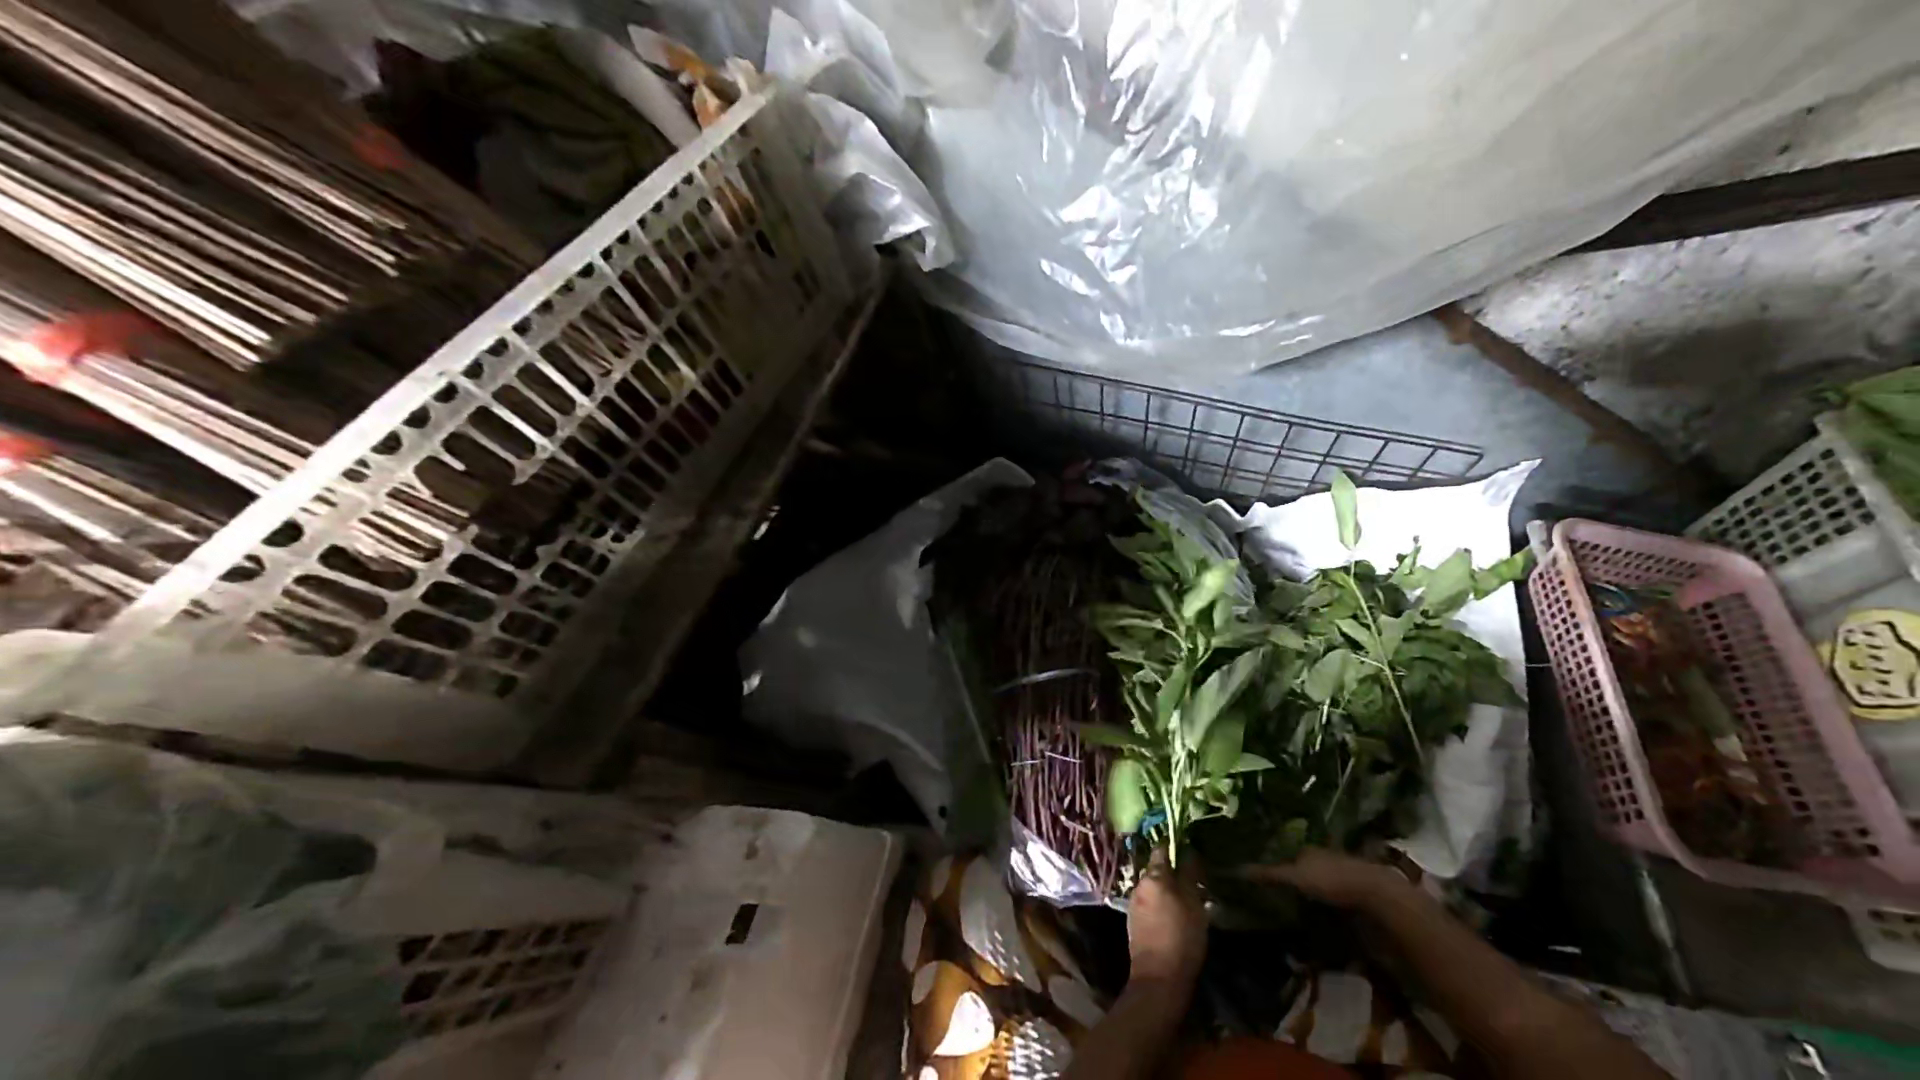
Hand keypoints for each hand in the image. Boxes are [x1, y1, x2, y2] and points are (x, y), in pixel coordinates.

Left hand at [1127, 847, 1206, 987]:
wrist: (1158, 976)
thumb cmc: (1182, 937)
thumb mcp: (1194, 905)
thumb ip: (1189, 877)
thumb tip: (1188, 853)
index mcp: (1154, 877)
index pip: (1161, 850)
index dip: (1173, 847)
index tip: (1187, 849)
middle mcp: (1140, 884)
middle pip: (1155, 869)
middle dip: (1170, 871)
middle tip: (1190, 879)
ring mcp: (1134, 902)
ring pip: (1152, 887)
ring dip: (1164, 889)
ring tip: (1183, 899)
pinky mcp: (1133, 919)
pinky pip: (1148, 902)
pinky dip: (1159, 902)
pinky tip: (1170, 915)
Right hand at [1238, 848, 1410, 909]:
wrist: (1381, 900)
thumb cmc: (1334, 880)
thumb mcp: (1295, 876)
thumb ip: (1267, 874)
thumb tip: (1234, 868)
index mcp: (1312, 851)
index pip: (1290, 855)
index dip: (1278, 866)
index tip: (1265, 880)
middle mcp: (1329, 861)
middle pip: (1308, 872)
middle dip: (1296, 884)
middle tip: (1278, 900)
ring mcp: (1347, 881)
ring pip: (1325, 890)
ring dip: (1314, 902)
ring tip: (1297, 918)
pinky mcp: (1361, 902)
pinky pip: (1339, 909)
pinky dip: (1330, 917)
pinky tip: (1321, 928)